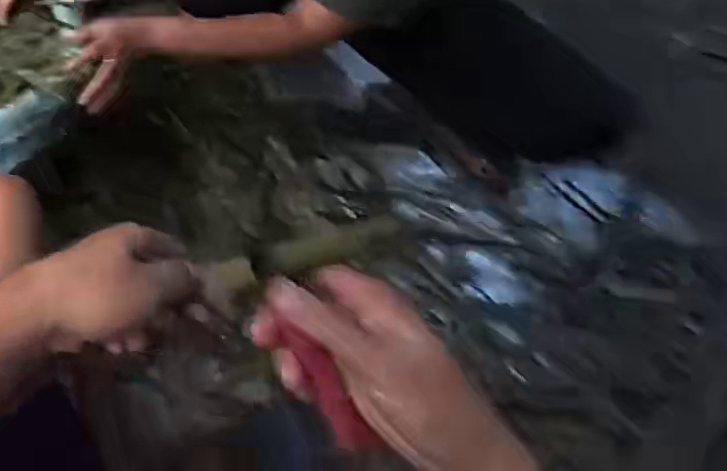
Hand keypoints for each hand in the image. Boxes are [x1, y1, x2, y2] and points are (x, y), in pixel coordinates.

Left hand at [18, 224, 197, 352]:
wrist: (39, 312)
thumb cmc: (99, 294)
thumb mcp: (148, 286)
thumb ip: (178, 278)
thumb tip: (196, 272)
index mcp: (133, 237)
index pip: (176, 252)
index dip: (193, 279)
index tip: (205, 310)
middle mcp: (117, 249)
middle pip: (156, 280)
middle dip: (164, 311)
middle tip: (165, 331)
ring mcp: (99, 273)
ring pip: (137, 304)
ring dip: (140, 327)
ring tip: (130, 340)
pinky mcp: (85, 299)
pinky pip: (114, 316)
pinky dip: (117, 333)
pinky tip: (112, 346)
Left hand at [70, 16, 163, 111]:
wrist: (140, 34)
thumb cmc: (115, 29)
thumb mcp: (97, 27)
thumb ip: (81, 34)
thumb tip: (63, 36)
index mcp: (106, 45)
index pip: (92, 52)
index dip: (80, 59)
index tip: (66, 68)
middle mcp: (113, 60)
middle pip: (105, 77)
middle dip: (94, 90)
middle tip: (82, 103)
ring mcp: (120, 69)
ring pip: (112, 86)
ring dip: (103, 99)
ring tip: (92, 111)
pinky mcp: (122, 74)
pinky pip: (116, 88)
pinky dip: (108, 98)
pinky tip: (100, 107)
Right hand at [250, 268, 535, 470]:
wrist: (466, 461)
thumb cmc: (424, 398)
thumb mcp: (370, 359)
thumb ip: (321, 321)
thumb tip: (273, 283)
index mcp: (369, 300)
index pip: (317, 274)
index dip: (287, 283)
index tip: (263, 302)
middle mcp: (359, 317)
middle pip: (307, 307)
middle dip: (284, 325)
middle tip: (260, 339)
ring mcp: (357, 349)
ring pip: (308, 339)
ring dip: (293, 356)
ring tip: (292, 382)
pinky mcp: (355, 378)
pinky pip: (319, 367)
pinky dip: (307, 377)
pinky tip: (303, 393)